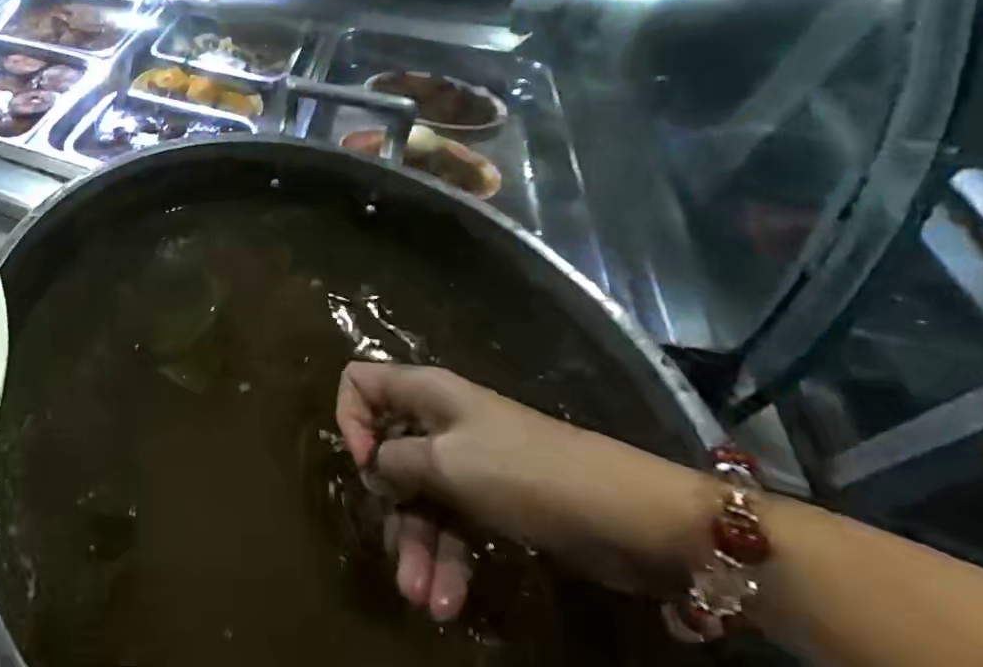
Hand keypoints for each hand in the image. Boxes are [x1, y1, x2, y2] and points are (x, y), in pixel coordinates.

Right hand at [336, 364, 711, 619]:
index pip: (361, 382)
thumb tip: (371, 467)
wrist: (632, 519)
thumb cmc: (527, 474)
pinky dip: (447, 560)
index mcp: (426, 394)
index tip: (364, 465)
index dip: (350, 419)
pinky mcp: (491, 501)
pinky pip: (452, 525)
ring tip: (424, 599)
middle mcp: (439, 423)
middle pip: (388, 453)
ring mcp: (466, 463)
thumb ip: (395, 461)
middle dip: (389, 509)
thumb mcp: (448, 463)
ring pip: (419, 499)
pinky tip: (448, 600)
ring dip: (418, 548)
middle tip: (396, 559)